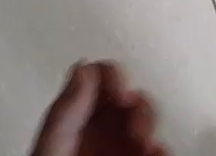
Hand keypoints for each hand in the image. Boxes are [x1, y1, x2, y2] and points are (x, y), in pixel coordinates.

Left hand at [30, 61, 167, 155]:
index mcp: (73, 119)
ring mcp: (118, 153)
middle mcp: (98, 134)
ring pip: (145, 124)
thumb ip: (66, 109)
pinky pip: (157, 152)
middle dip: (135, 101)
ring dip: (150, 124)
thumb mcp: (52, 145)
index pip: (97, 79)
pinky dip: (163, 150)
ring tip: (145, 141)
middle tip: (132, 114)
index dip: (110, 75)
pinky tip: (156, 153)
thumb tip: (83, 68)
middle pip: (127, 98)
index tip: (117, 86)